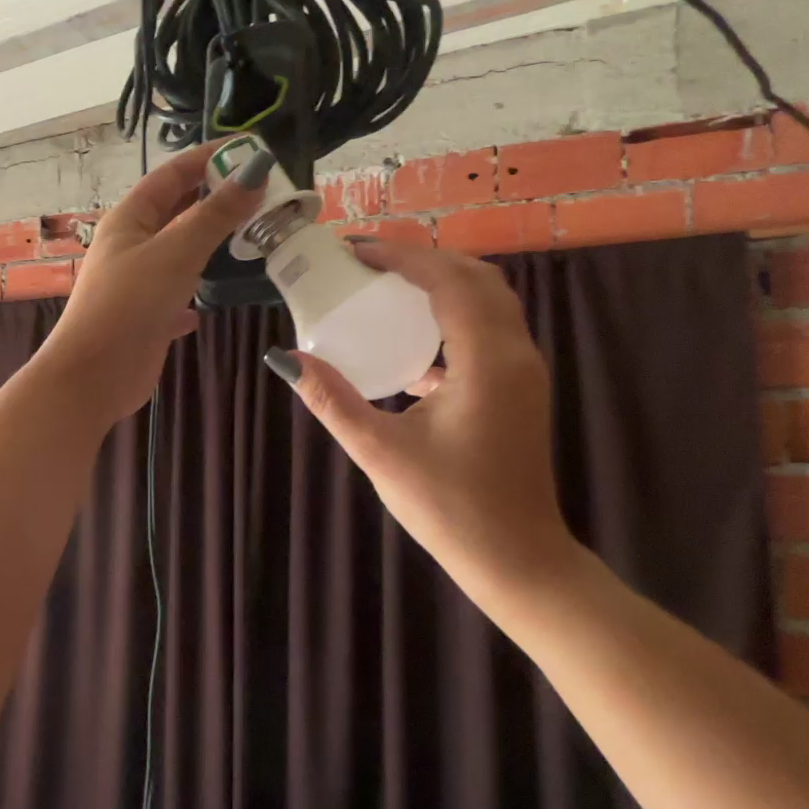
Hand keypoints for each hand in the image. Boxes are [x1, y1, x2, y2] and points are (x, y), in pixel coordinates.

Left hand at [34, 138, 268, 424]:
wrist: (93, 375)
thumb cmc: (129, 304)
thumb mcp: (177, 251)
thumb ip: (216, 213)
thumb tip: (255, 170)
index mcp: (129, 219)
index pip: (171, 174)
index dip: (208, 158)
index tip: (251, 149)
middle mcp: (130, 247)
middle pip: (176, 211)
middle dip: (215, 199)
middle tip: (264, 193)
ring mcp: (136, 285)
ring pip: (178, 254)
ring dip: (209, 244)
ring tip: (252, 235)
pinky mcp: (145, 321)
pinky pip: (175, 299)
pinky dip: (194, 296)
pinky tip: (210, 304)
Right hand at [268, 242, 575, 587]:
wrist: (516, 557)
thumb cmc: (449, 506)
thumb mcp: (380, 452)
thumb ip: (332, 400)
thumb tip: (284, 359)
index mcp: (488, 361)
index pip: (448, 282)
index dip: (402, 257)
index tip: (355, 251)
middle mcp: (516, 354)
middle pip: (476, 279)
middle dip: (423, 262)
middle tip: (368, 264)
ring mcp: (523, 372)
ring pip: (487, 303)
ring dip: (440, 286)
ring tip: (385, 290)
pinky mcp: (518, 391)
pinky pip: (487, 332)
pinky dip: (450, 320)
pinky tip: (407, 344)